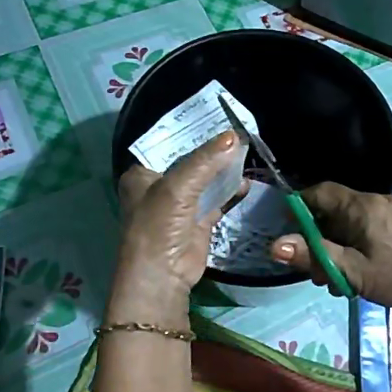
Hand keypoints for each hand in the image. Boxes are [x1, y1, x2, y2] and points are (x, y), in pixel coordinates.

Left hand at [113, 132, 244, 319]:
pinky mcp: (199, 219)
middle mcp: (160, 185)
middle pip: (191, 158)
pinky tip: (248, 180)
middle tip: (240, 128)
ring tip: (249, 149)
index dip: (191, 129)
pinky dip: (232, 189)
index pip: (168, 142)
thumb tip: (234, 136)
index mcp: (142, 173)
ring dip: (224, 167)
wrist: (162, 277)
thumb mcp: (178, 186)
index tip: (218, 114)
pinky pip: (218, 197)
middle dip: (213, 147)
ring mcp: (181, 203)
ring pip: (206, 177)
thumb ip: (205, 160)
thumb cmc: (158, 226)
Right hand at [270, 183, 391, 322]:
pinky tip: (351, 274)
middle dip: (317, 238)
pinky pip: (362, 227)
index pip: (321, 191)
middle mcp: (376, 201)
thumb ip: (313, 255)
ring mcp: (388, 212)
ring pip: (347, 222)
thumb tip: (275, 245)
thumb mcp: (350, 271)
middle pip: (333, 209)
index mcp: (364, 206)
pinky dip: (350, 246)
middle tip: (313, 270)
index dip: (299, 207)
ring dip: (334, 247)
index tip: (286, 230)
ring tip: (333, 279)